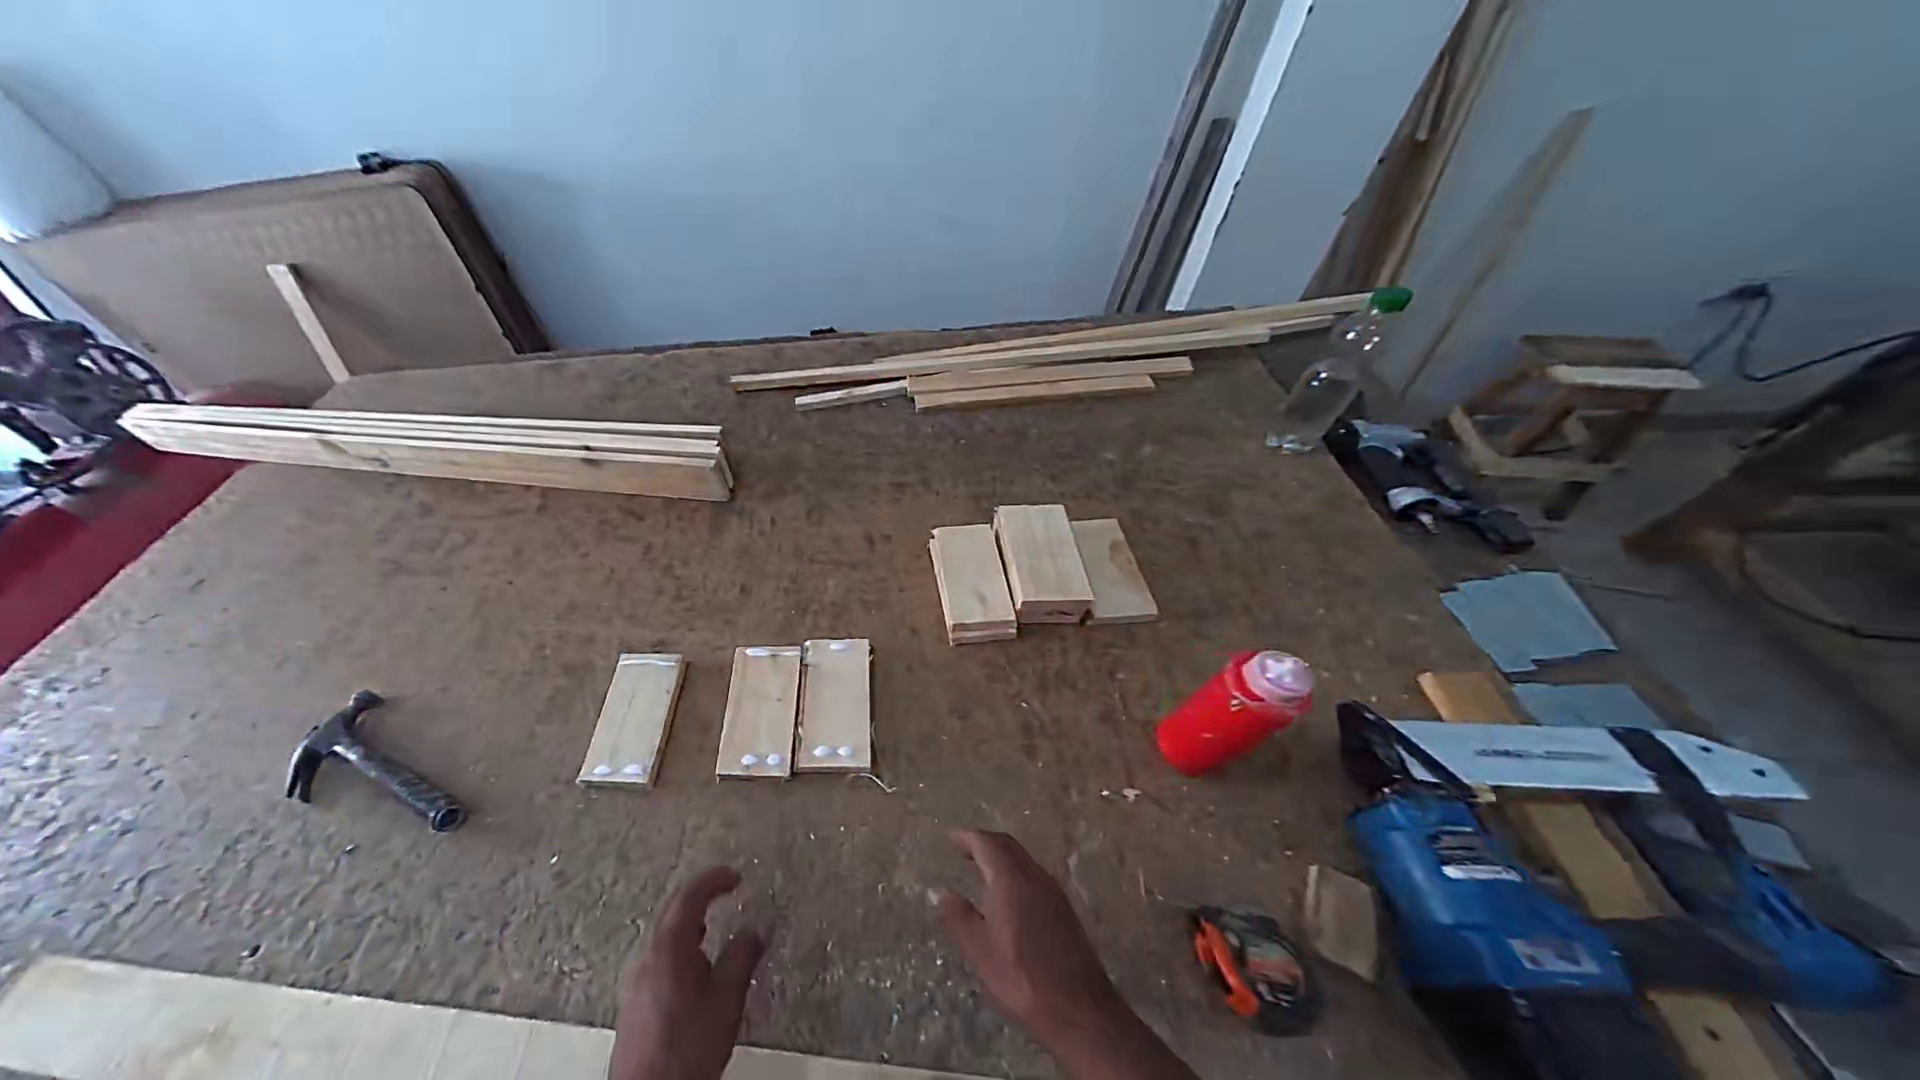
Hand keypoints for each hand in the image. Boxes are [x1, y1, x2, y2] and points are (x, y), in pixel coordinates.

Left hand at [610, 866, 765, 1079]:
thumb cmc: (687, 1047)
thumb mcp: (727, 998)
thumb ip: (742, 957)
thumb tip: (754, 932)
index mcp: (669, 949)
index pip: (689, 897)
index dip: (714, 879)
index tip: (736, 876)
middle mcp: (648, 959)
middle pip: (674, 913)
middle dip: (702, 897)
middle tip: (728, 890)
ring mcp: (639, 982)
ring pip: (667, 937)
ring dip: (693, 924)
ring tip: (716, 928)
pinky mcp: (638, 1003)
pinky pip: (663, 958)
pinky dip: (684, 947)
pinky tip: (699, 967)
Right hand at [935, 830, 1197, 1079]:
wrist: (1078, 1007)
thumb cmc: (1021, 978)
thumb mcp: (979, 951)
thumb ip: (959, 918)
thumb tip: (944, 893)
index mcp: (1012, 880)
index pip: (988, 844)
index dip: (968, 837)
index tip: (952, 837)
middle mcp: (1035, 876)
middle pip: (1008, 845)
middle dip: (985, 842)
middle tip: (964, 848)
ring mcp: (1053, 891)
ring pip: (1023, 858)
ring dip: (1001, 855)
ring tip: (981, 867)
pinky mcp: (1063, 907)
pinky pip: (1033, 873)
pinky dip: (1014, 870)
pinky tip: (1007, 892)